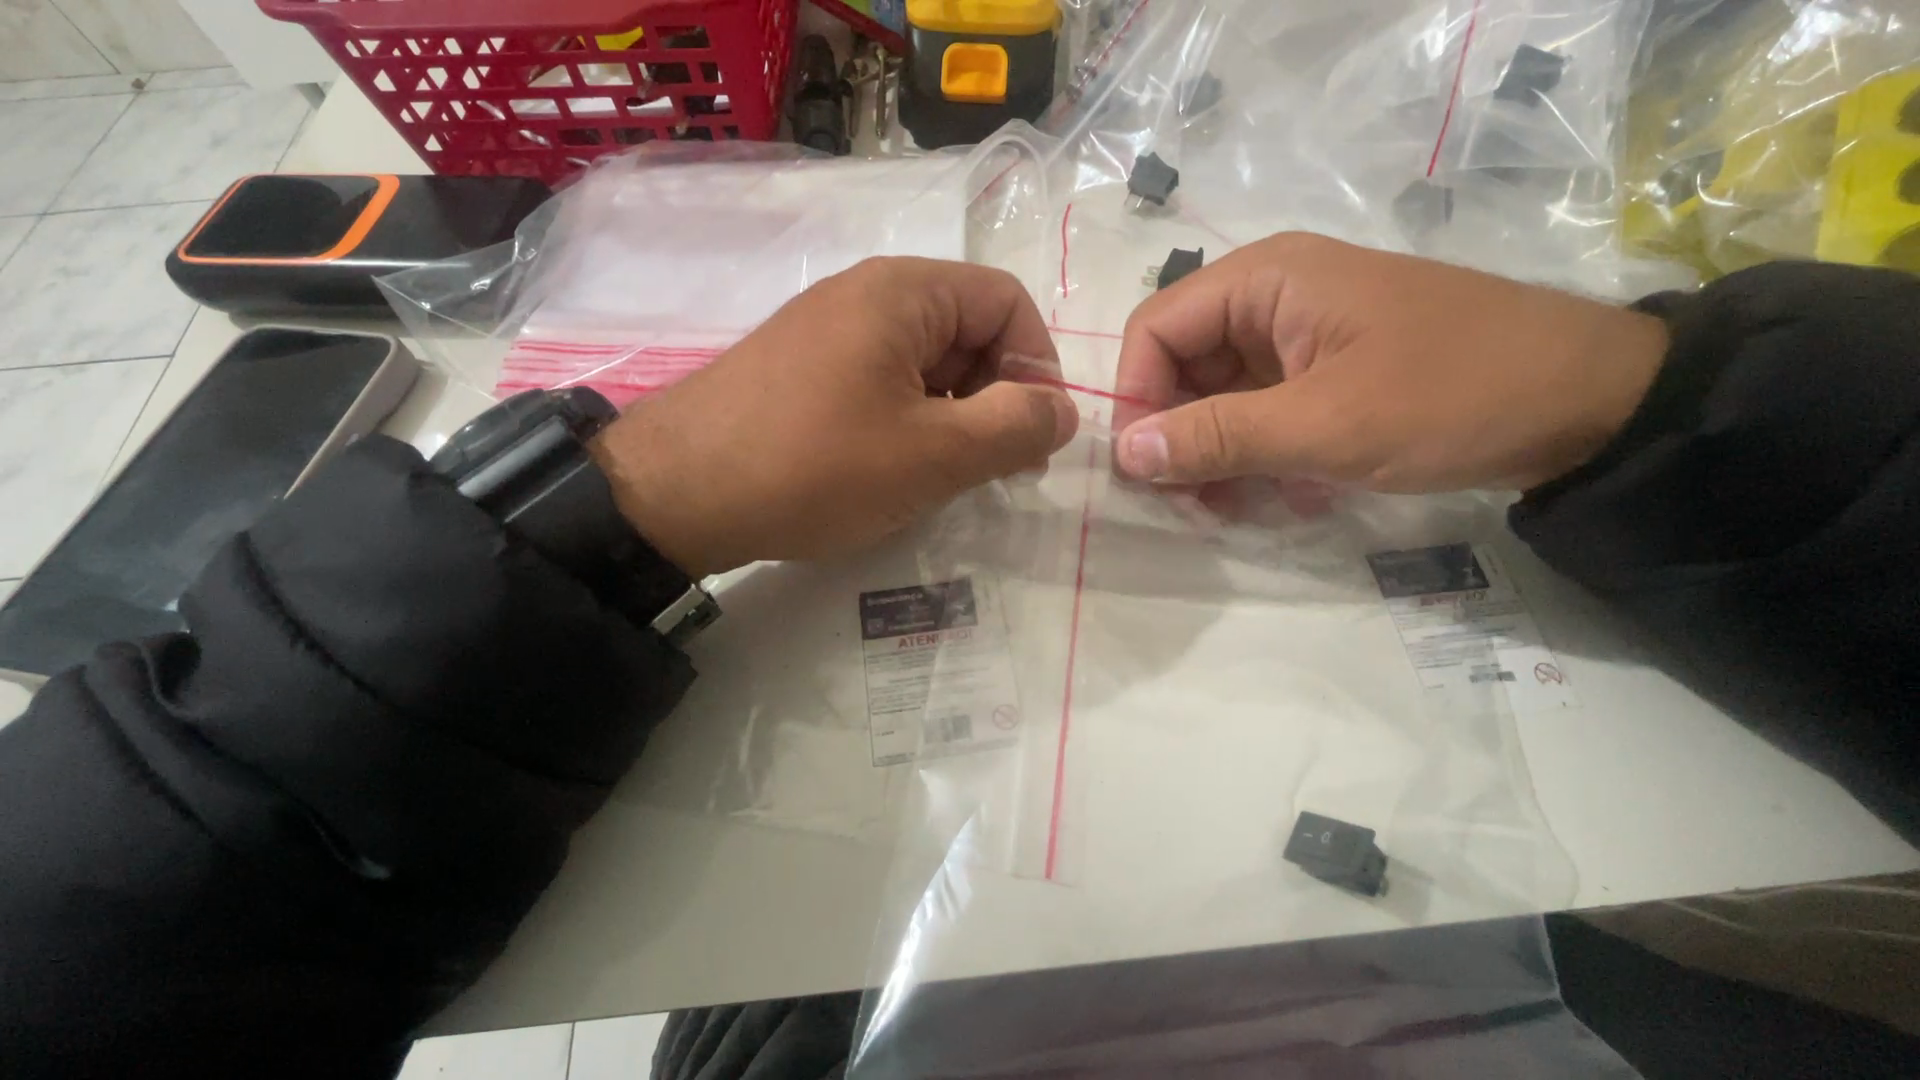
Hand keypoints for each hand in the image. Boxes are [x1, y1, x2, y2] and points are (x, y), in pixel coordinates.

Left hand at [589, 257, 1076, 576]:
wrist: (675, 494)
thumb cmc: (816, 465)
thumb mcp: (933, 454)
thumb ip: (1015, 427)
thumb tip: (1063, 412)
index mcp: (904, 291)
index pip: (1007, 301)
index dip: (1037, 366)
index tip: (1033, 437)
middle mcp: (866, 294)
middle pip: (967, 330)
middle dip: (995, 397)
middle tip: (992, 468)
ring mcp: (827, 331)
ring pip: (925, 364)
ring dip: (952, 417)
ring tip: (940, 477)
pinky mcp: (801, 371)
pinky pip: (881, 383)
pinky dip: (906, 423)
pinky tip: (892, 471)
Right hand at [1110, 233, 1670, 492]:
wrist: (1593, 403)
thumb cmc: (1453, 397)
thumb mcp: (1324, 425)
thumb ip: (1215, 437)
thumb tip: (1124, 454)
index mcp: (1265, 280)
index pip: (1154, 330)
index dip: (1136, 399)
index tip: (1147, 471)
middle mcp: (1274, 297)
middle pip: (1182, 364)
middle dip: (1178, 436)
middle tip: (1194, 505)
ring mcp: (1304, 335)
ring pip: (1220, 395)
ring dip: (1218, 455)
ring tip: (1237, 510)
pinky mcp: (1330, 370)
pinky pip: (1265, 411)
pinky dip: (1261, 455)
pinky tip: (1290, 495)